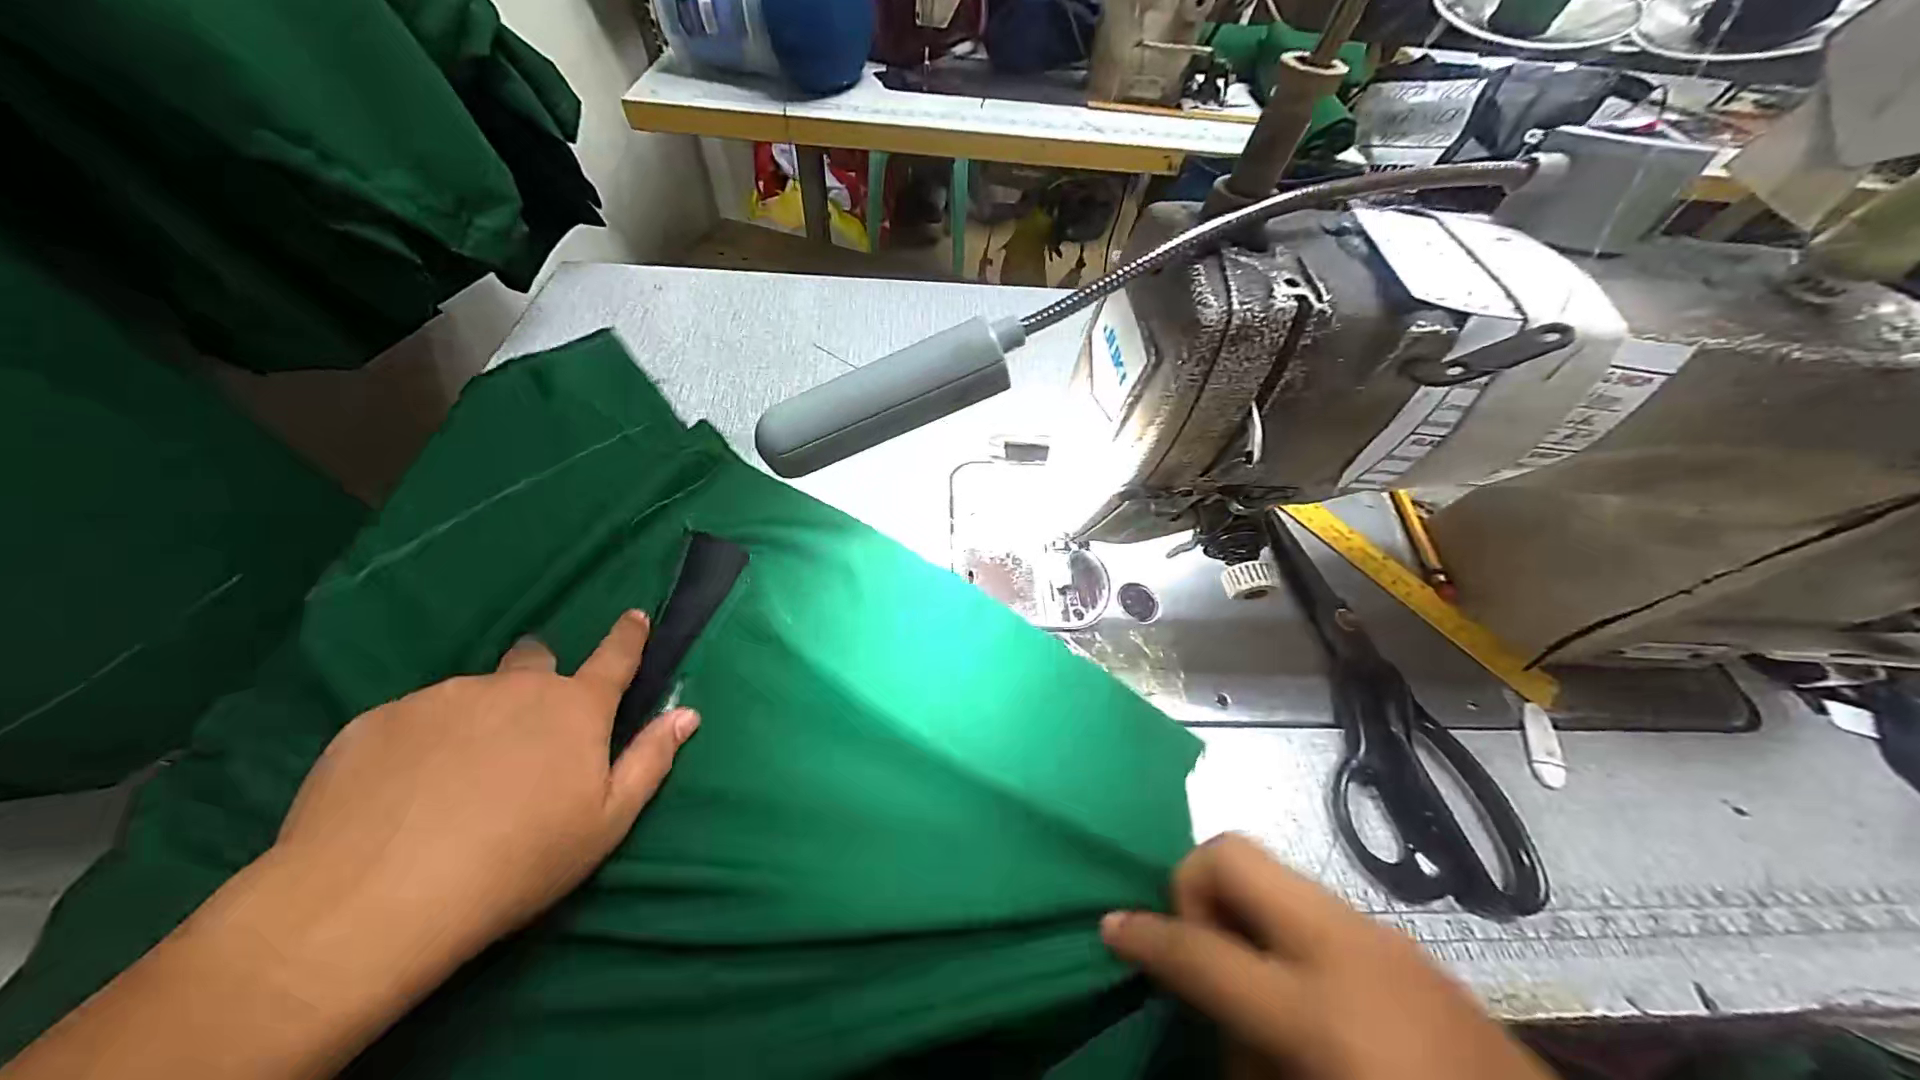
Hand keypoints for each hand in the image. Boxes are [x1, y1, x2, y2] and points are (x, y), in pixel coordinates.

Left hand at [270, 609, 699, 964]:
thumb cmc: (519, 860)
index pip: (614, 657)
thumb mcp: (607, 821)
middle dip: (539, 675)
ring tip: (456, 780)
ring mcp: (442, 697)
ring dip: (479, 719)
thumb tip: (687, 713)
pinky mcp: (377, 720)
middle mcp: (513, 686)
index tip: (634, 616)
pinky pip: (413, 720)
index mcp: (574, 708)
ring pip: (472, 694)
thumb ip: (651, 759)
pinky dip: (421, 743)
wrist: (376, 897)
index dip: (628, 636)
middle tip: (527, 728)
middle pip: (535, 660)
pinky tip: (403, 792)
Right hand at [1100, 834, 1551, 1079]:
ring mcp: (1377, 933)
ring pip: (1271, 874)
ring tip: (1251, 975)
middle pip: (1232, 854)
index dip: (1143, 935)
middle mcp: (1344, 947)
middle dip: (1194, 885)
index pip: (1199, 950)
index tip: (1111, 926)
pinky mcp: (1400, 940)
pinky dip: (1281, 928)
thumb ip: (1238, 1046)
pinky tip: (1304, 987)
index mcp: (1318, 1008)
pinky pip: (1310, 906)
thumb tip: (1205, 1002)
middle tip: (1198, 946)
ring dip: (1239, 908)